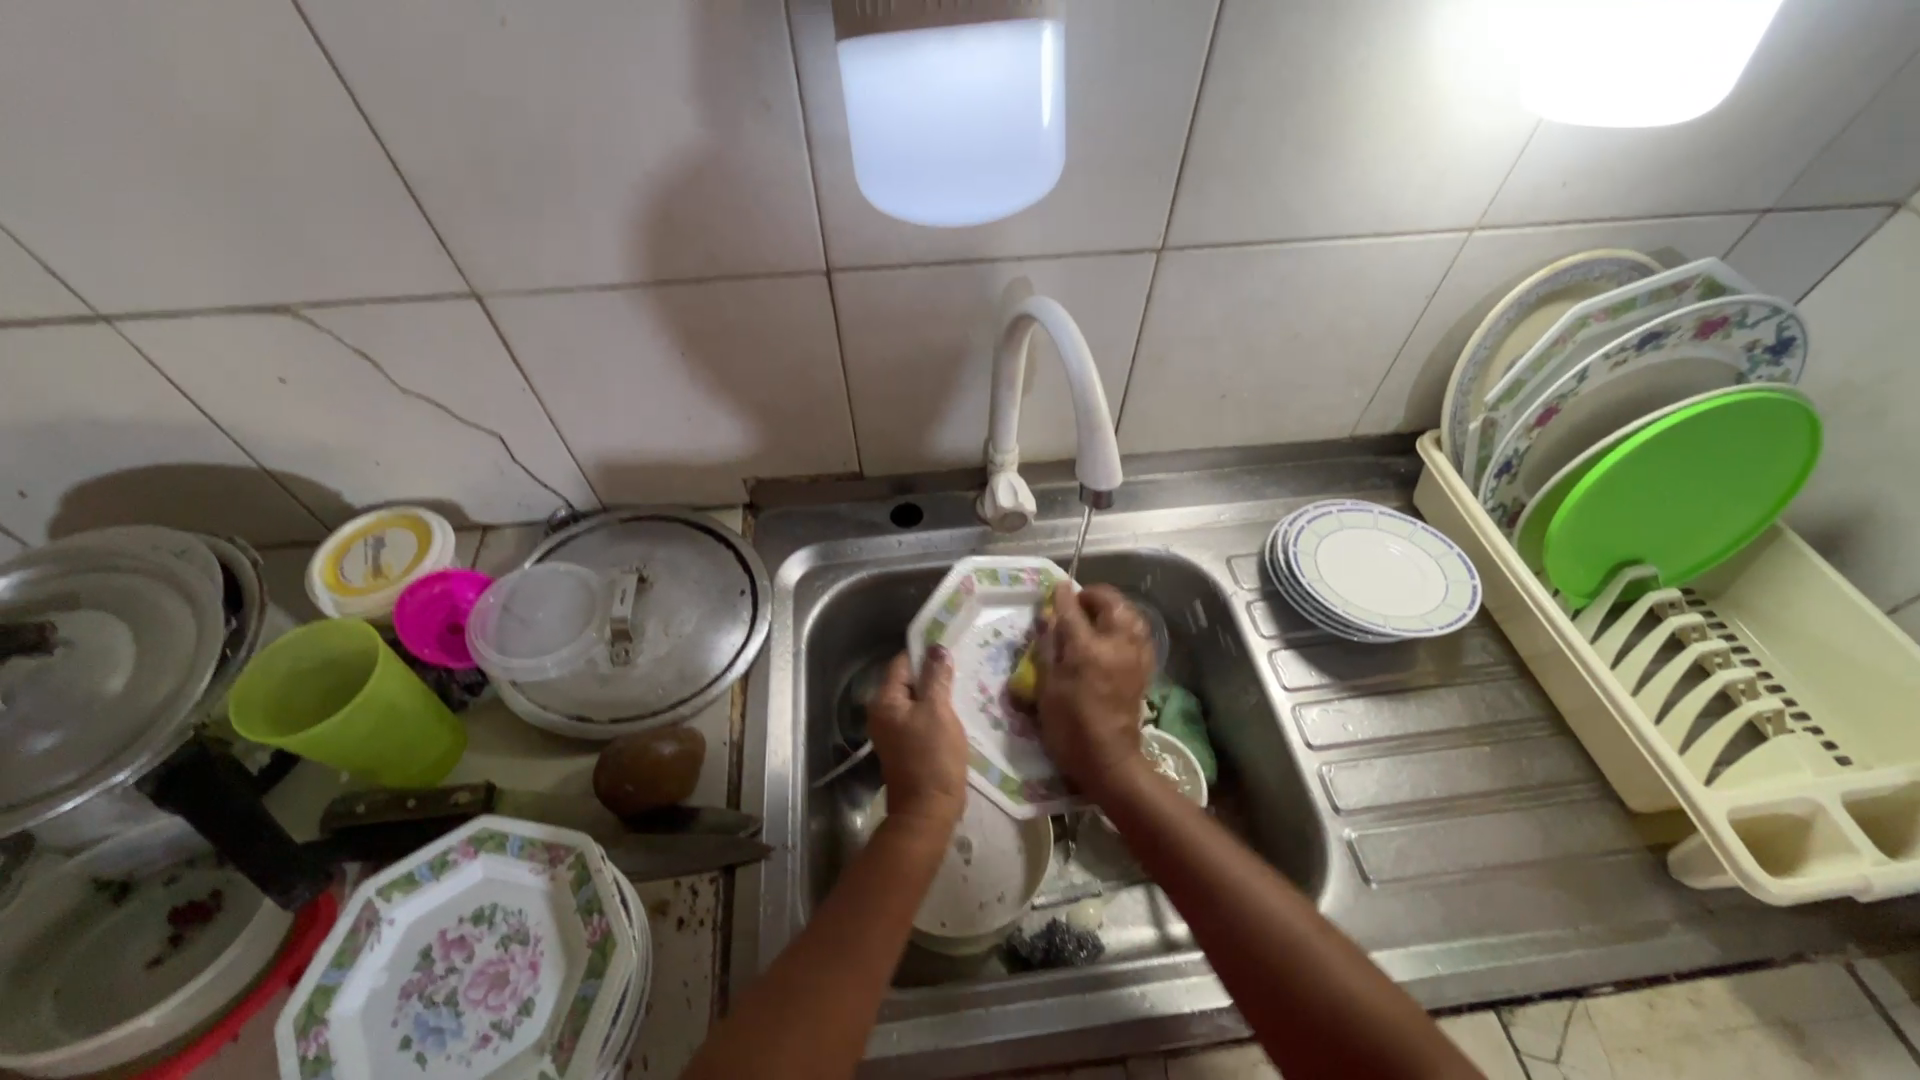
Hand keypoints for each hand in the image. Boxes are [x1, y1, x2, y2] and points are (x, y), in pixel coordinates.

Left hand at [867, 648, 969, 829]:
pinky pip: (919, 719)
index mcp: (884, 701)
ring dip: (936, 695)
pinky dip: (934, 713)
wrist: (928, 811)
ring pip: (915, 701)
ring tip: (961, 687)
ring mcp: (892, 732)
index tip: (949, 648)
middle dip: (932, 674)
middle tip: (960, 667)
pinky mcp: (905, 746)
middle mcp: (882, 713)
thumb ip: (936, 678)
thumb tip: (936, 648)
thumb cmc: (933, 757)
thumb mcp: (938, 711)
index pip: (901, 663)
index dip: (924, 653)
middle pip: (907, 682)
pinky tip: (955, 712)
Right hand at [1034, 584, 1155, 797]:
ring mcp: (1135, 655)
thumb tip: (1049, 619)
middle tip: (1076, 603)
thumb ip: (1049, 647)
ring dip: (1112, 607)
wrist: (1107, 758)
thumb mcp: (1047, 686)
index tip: (1056, 587)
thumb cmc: (1068, 726)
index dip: (1062, 595)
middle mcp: (1116, 644)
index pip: (1072, 609)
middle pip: (1110, 602)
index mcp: (1087, 649)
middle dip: (1093, 596)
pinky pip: (1138, 632)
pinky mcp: (1145, 666)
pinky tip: (1111, 634)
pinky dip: (1125, 624)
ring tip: (1094, 616)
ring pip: (1129, 613)